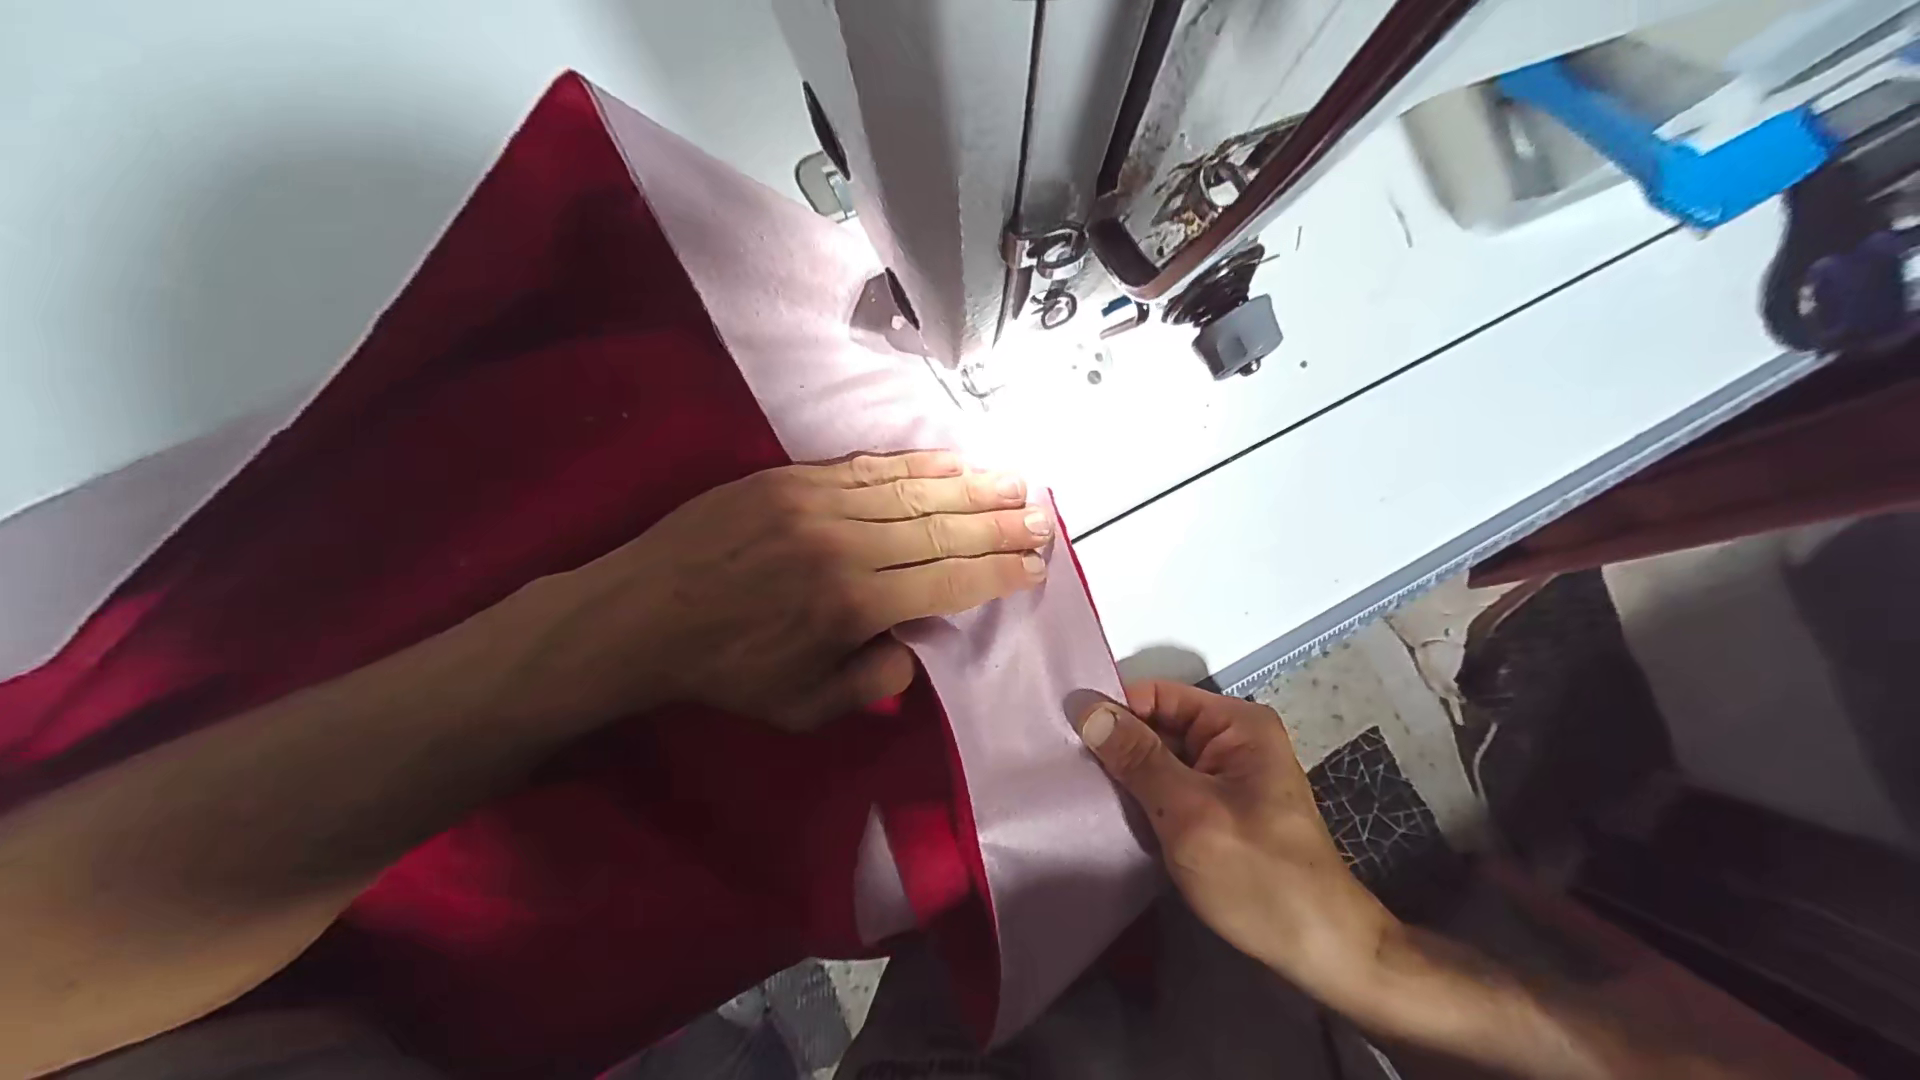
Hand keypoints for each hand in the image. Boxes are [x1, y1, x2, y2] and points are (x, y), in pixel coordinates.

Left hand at [494, 451, 1051, 731]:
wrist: (638, 615)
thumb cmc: (725, 671)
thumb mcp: (803, 710)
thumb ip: (872, 683)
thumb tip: (916, 644)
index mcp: (853, 606)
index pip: (949, 582)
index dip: (998, 572)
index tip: (1036, 563)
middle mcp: (846, 546)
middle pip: (943, 529)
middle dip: (1000, 524)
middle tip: (1042, 517)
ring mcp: (817, 503)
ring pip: (913, 491)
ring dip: (971, 486)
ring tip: (1015, 481)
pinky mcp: (791, 477)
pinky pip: (869, 467)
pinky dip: (917, 465)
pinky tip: (950, 461)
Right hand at [1074, 683, 1394, 1009]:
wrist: (1323, 954)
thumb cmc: (1258, 876)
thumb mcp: (1188, 812)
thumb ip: (1135, 756)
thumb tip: (1084, 706)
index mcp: (1235, 724)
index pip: (1156, 695)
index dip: (1112, 709)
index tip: (1064, 730)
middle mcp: (1230, 739)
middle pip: (1155, 724)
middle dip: (1114, 743)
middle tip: (1060, 761)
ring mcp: (1224, 775)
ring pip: (1157, 757)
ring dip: (1122, 773)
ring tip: (1075, 784)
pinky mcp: (1216, 807)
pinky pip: (1167, 786)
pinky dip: (1139, 796)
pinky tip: (1108, 810)